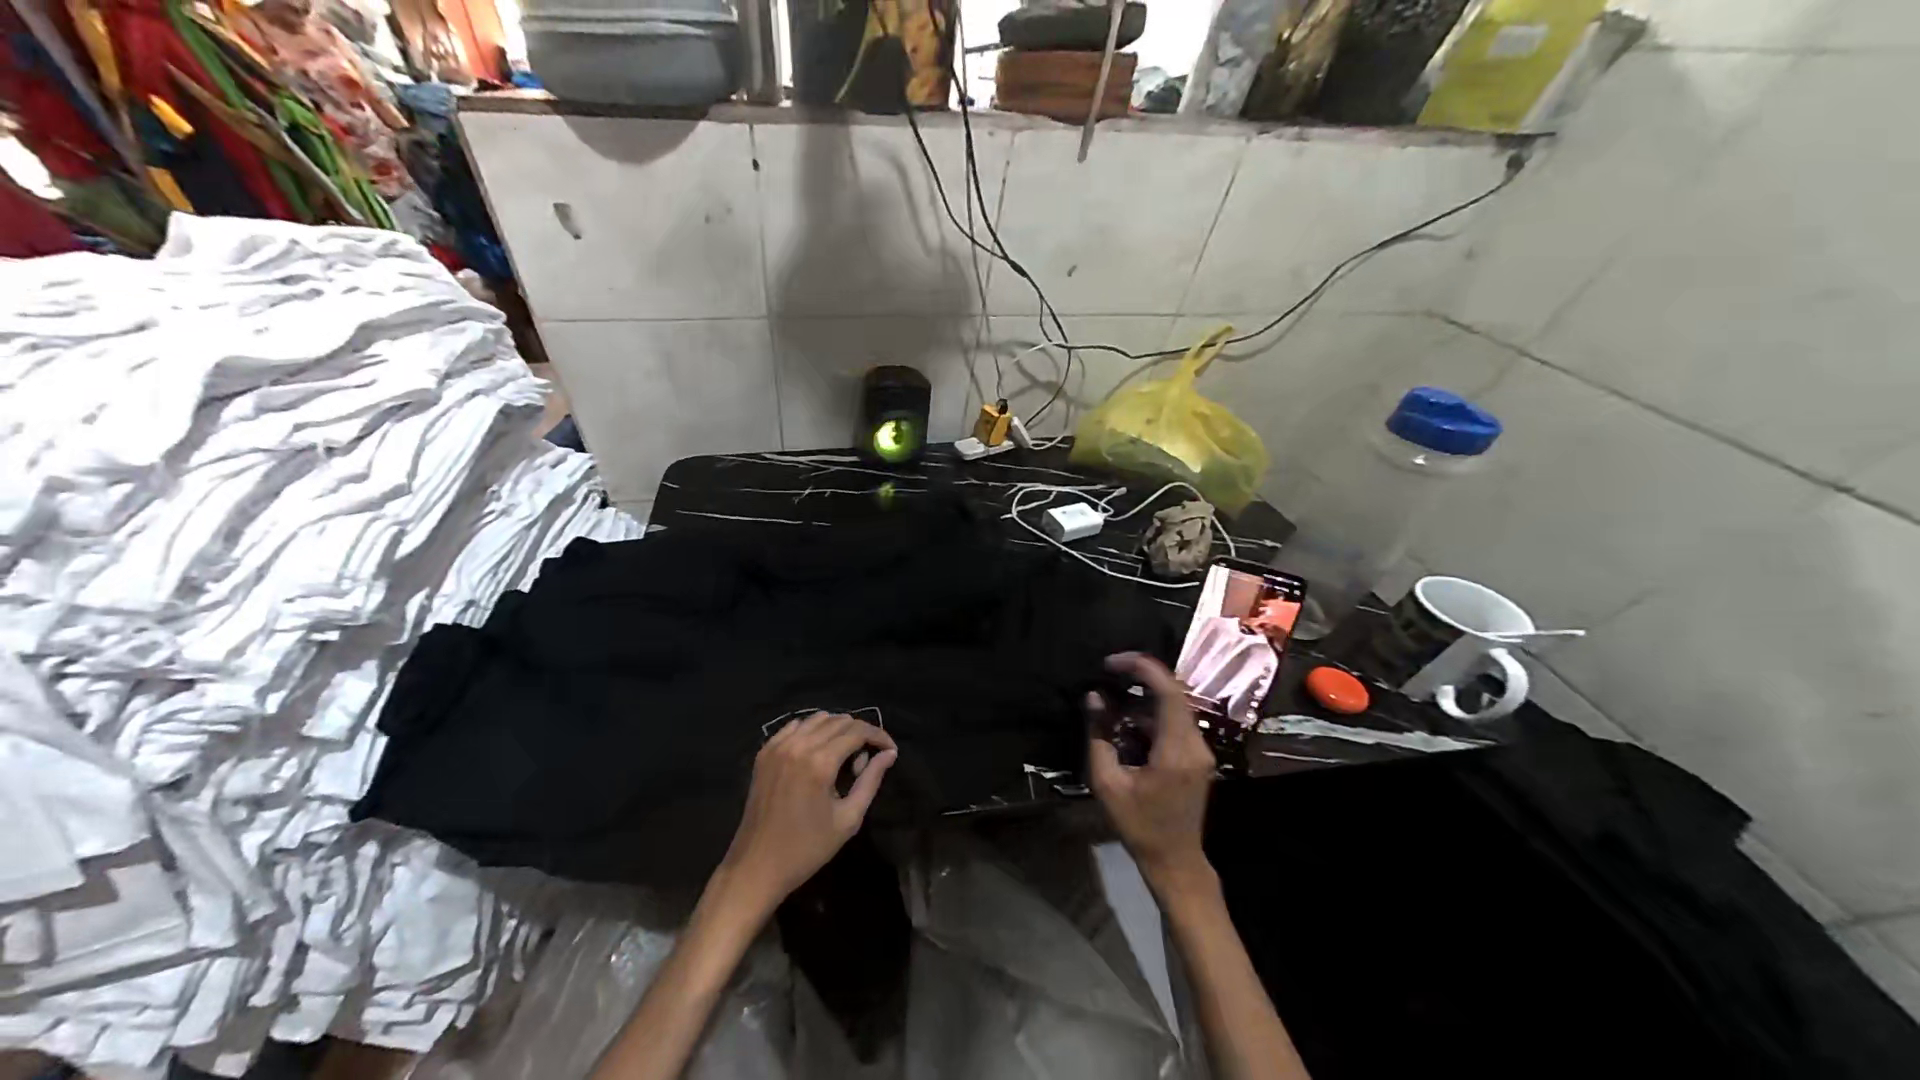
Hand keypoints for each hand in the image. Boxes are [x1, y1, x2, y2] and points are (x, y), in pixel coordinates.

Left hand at [717, 712, 897, 912]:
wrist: (757, 865)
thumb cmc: (807, 848)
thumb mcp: (848, 818)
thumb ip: (870, 780)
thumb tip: (889, 754)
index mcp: (820, 762)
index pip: (858, 731)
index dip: (879, 736)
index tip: (890, 750)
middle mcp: (798, 745)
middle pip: (839, 721)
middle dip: (860, 733)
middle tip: (866, 761)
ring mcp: (777, 747)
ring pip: (817, 719)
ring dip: (837, 729)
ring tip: (844, 755)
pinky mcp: (764, 753)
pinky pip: (794, 727)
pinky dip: (811, 731)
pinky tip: (818, 751)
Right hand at [1086, 653, 1216, 889]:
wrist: (1174, 859)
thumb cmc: (1138, 825)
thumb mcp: (1107, 783)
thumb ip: (1099, 736)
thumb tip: (1094, 698)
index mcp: (1176, 751)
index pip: (1168, 692)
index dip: (1142, 668)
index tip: (1112, 663)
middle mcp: (1196, 745)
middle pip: (1173, 694)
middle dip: (1141, 677)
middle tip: (1109, 673)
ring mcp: (1201, 751)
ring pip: (1173, 707)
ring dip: (1143, 699)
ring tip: (1112, 704)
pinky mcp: (1198, 756)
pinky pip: (1174, 723)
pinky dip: (1150, 716)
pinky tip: (1127, 726)